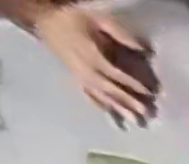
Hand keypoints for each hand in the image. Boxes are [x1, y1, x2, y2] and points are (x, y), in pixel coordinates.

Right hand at [31, 6, 155, 122]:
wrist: (40, 17)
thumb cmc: (73, 18)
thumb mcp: (96, 19)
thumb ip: (119, 33)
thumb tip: (144, 49)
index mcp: (87, 52)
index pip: (112, 71)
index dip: (130, 83)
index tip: (149, 93)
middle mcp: (82, 65)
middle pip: (106, 86)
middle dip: (127, 100)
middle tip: (146, 113)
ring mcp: (77, 72)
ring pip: (98, 94)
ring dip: (117, 108)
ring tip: (135, 122)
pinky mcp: (74, 75)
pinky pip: (86, 93)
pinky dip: (99, 105)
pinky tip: (112, 117)